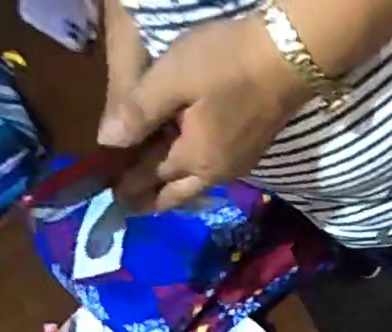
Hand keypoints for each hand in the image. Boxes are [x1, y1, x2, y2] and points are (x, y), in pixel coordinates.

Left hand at [98, 15, 311, 213]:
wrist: (285, 64)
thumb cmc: (224, 65)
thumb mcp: (173, 79)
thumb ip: (139, 111)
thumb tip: (106, 141)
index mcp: (193, 157)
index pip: (152, 176)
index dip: (129, 184)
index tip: (112, 196)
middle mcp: (214, 172)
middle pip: (178, 193)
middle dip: (153, 201)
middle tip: (132, 207)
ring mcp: (235, 166)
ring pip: (198, 188)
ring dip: (175, 192)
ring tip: (157, 193)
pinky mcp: (249, 156)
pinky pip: (213, 176)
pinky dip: (194, 179)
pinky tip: (190, 171)